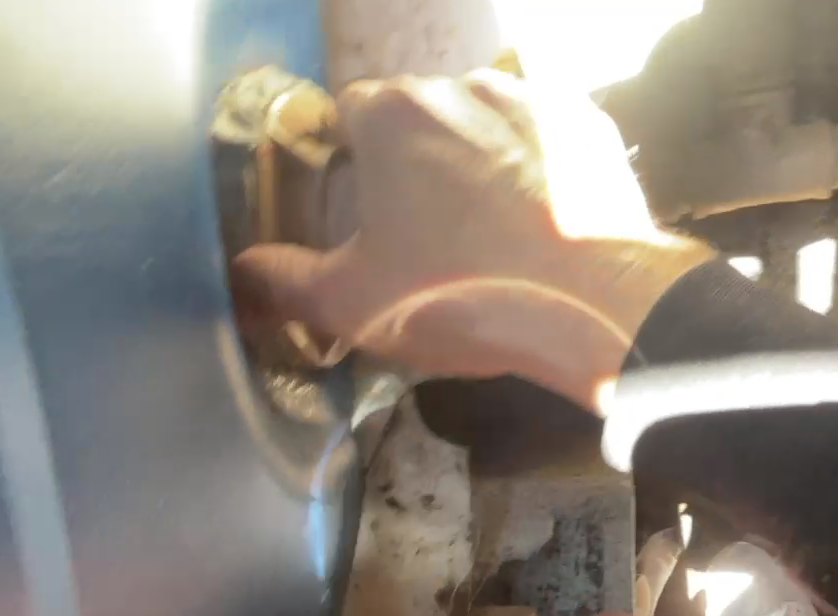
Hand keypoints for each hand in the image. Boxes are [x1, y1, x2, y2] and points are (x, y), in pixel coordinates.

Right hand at [231, 72, 711, 412]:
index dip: (354, 168)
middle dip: (420, 168)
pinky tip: (547, 226)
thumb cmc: (458, 299)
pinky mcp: (594, 127)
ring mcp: (536, 100)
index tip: (372, 217)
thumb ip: (287, 282)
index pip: (351, 118)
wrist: (588, 308)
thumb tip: (243, 269)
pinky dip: (542, 176)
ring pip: (489, 128)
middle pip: (422, 120)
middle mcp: (462, 85)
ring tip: (498, 236)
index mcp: (392, 114)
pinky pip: (549, 144)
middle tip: (438, 238)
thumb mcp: (354, 305)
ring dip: (483, 167)